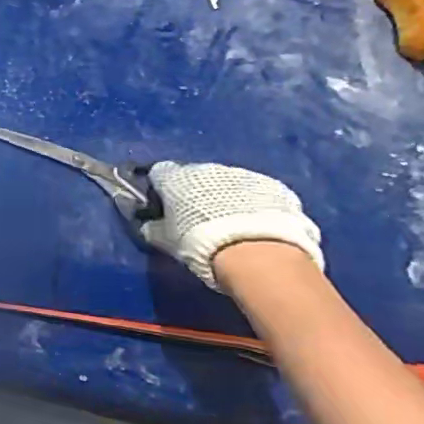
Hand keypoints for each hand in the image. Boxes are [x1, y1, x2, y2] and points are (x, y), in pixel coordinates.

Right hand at [138, 161, 322, 289]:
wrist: (258, 253)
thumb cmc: (200, 242)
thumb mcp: (164, 238)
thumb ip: (152, 226)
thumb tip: (147, 224)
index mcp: (176, 178)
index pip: (159, 173)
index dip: (160, 188)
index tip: (163, 205)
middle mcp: (208, 170)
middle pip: (196, 176)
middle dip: (195, 192)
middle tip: (197, 217)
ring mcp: (245, 176)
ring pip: (228, 182)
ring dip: (225, 196)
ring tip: (230, 222)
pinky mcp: (276, 188)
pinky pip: (257, 192)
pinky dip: (253, 203)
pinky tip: (255, 223)